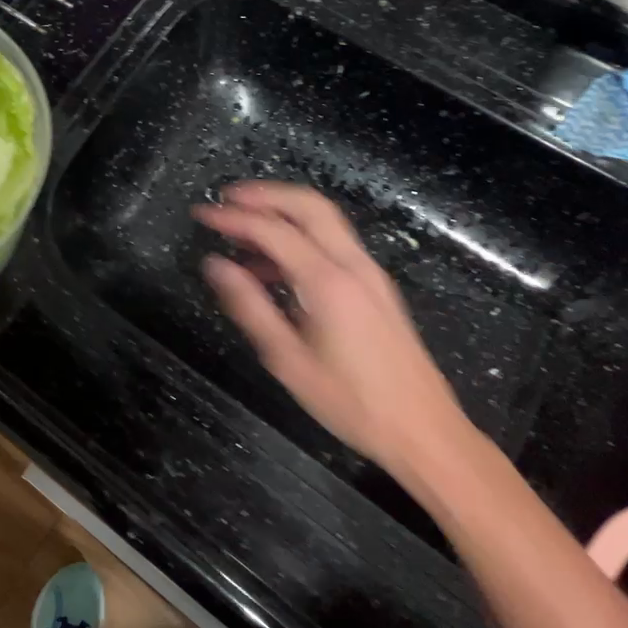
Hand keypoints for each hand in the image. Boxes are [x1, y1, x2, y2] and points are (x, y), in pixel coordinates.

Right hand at [193, 182, 472, 472]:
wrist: (426, 432)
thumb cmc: (352, 403)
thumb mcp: (288, 360)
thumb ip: (250, 306)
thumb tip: (214, 264)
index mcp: (328, 282)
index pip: (272, 230)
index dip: (232, 217)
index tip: (201, 213)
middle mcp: (353, 265)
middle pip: (308, 205)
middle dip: (264, 194)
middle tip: (226, 199)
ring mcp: (369, 273)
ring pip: (324, 220)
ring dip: (282, 214)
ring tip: (241, 234)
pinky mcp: (375, 287)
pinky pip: (333, 243)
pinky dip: (300, 237)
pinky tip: (272, 267)